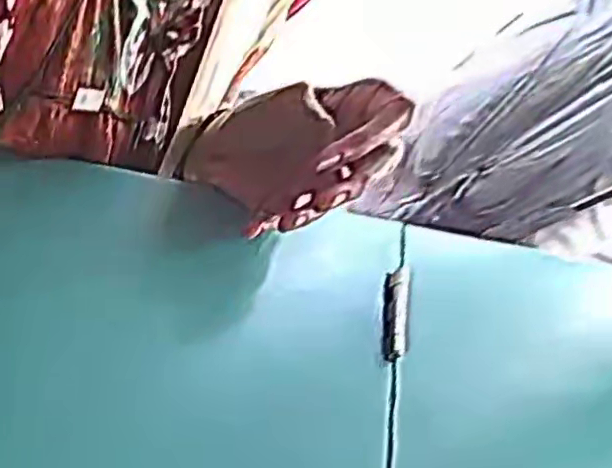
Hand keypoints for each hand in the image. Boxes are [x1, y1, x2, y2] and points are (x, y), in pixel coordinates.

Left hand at [184, 79, 411, 237]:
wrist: (215, 147)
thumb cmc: (258, 113)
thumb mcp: (292, 100)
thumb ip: (317, 115)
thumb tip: (328, 138)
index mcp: (363, 104)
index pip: (396, 117)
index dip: (367, 140)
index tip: (328, 158)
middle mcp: (355, 141)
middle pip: (378, 164)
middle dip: (349, 185)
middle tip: (322, 197)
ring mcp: (331, 174)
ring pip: (341, 196)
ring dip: (317, 208)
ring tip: (290, 215)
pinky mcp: (301, 199)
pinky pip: (300, 214)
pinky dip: (281, 219)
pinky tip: (262, 224)